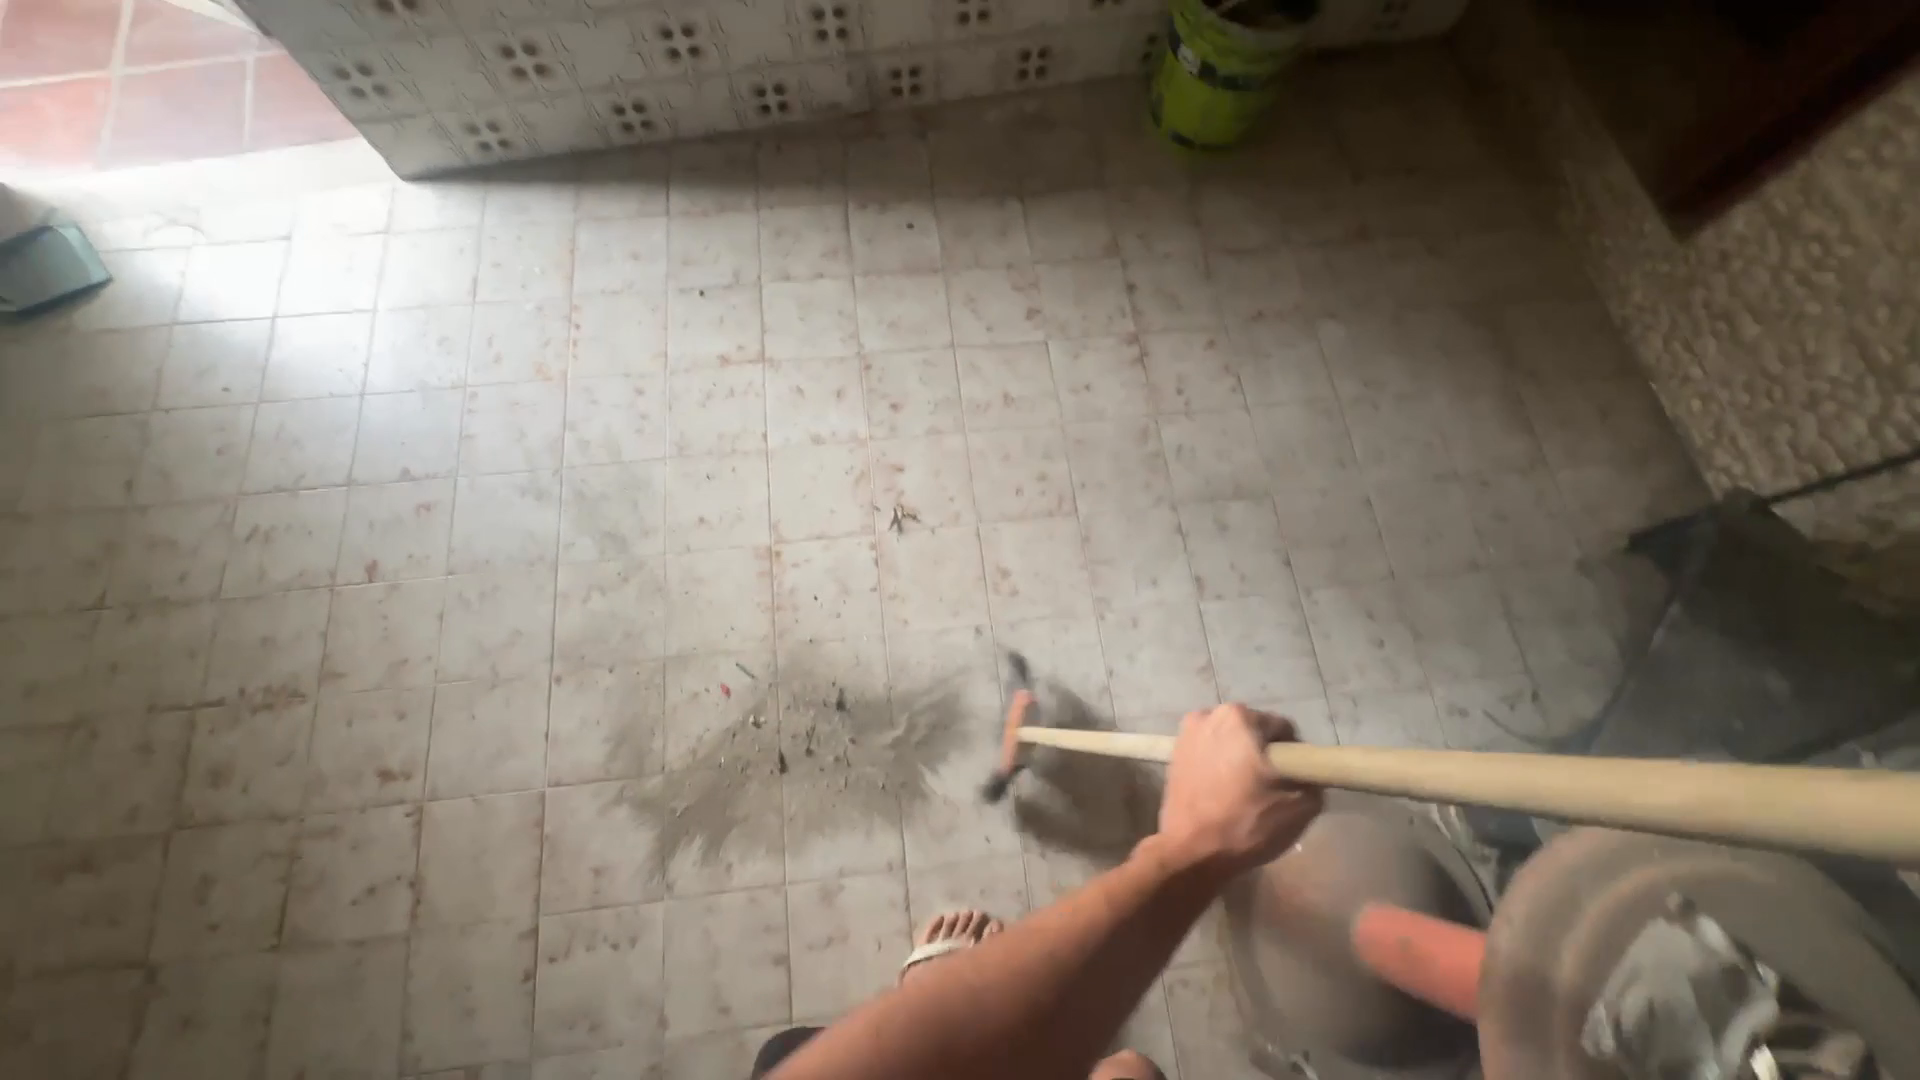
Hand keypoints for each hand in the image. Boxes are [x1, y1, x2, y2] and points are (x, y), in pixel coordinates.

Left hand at [1156, 705, 1322, 876]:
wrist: (1192, 850)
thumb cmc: (1247, 822)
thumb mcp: (1301, 806)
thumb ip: (1312, 780)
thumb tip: (1306, 776)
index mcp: (1239, 717)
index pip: (1282, 729)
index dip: (1294, 755)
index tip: (1294, 780)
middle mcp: (1208, 715)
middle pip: (1252, 731)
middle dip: (1264, 754)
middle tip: (1271, 787)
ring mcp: (1186, 733)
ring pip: (1228, 742)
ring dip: (1239, 758)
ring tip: (1246, 791)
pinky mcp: (1173, 753)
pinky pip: (1208, 753)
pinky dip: (1218, 766)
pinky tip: (1223, 791)